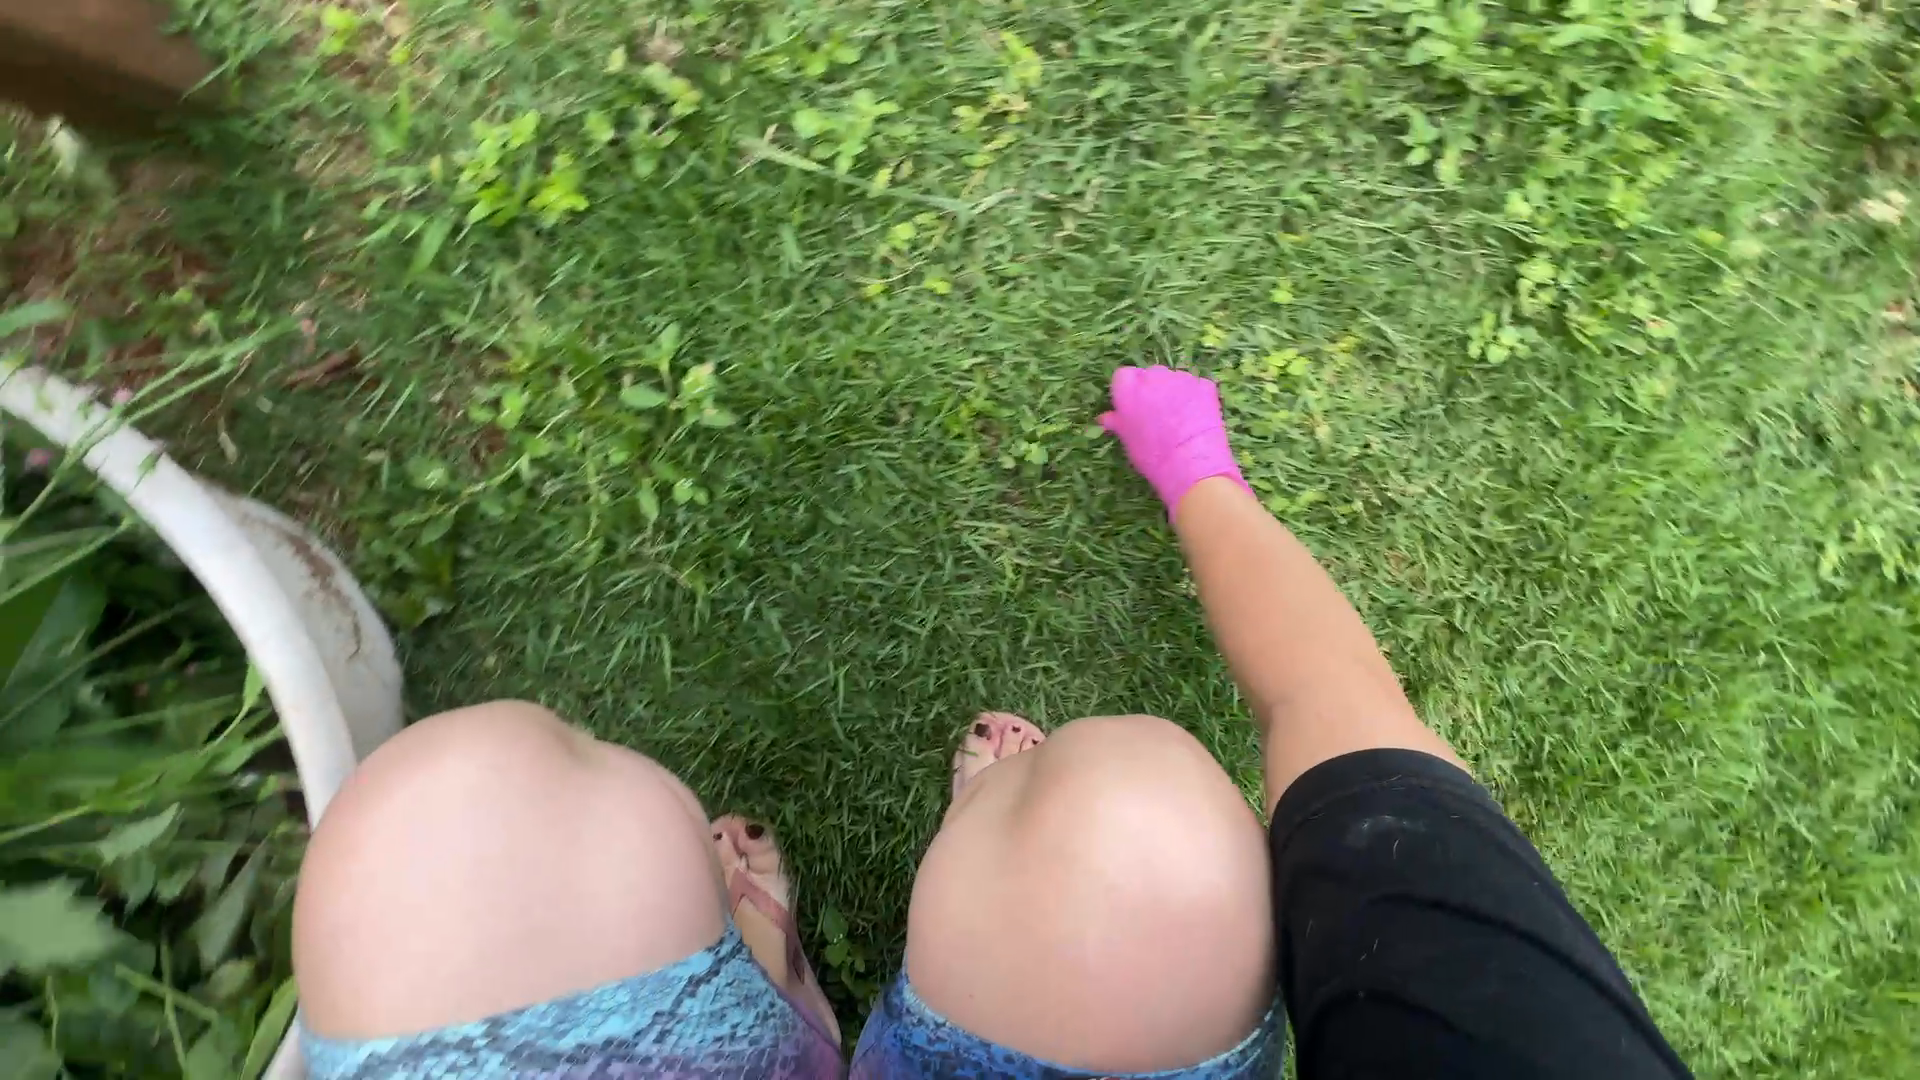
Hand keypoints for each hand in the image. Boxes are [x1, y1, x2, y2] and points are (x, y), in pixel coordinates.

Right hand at [1099, 365, 1251, 517]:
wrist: (1191, 464)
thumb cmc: (1151, 456)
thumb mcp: (1128, 441)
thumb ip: (1118, 422)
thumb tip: (1106, 417)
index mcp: (1127, 388)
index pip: (1123, 376)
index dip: (1127, 391)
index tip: (1132, 407)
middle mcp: (1153, 376)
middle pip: (1149, 374)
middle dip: (1151, 389)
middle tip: (1156, 414)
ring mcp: (1181, 378)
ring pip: (1173, 379)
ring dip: (1173, 392)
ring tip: (1178, 418)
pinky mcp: (1205, 384)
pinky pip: (1195, 386)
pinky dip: (1194, 397)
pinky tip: (1195, 417)